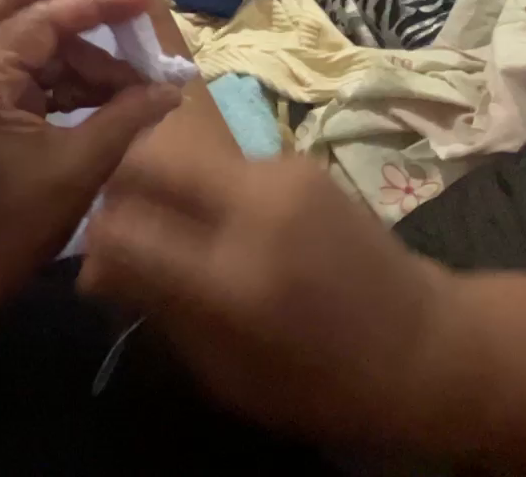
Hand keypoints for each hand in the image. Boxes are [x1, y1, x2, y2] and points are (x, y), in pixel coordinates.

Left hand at [0, 0, 183, 316]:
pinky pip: (22, 62)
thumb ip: (125, 118)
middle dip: (79, 7)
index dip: (101, 6)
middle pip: (22, 2)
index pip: (45, 18)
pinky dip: (62, 73)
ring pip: (26, 32)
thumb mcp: (78, 168)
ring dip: (78, 51)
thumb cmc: (14, 224)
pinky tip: (103, 94)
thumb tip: (171, 89)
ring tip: (129, 82)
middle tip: (129, 15)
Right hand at [79, 149, 462, 445]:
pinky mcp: (297, 157)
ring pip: (180, 147)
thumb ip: (155, 308)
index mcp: (234, 280)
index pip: (126, 231)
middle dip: (117, 182)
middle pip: (147, 159)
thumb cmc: (321, 379)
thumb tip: (94, 266)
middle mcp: (252, 208)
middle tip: (119, 216)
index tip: (97, 256)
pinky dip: (201, 181)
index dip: (97, 238)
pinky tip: (219, 216)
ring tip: (169, 217)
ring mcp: (279, 172)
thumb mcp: (227, 372)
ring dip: (160, 177)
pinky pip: (221, 158)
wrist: (430, 343)